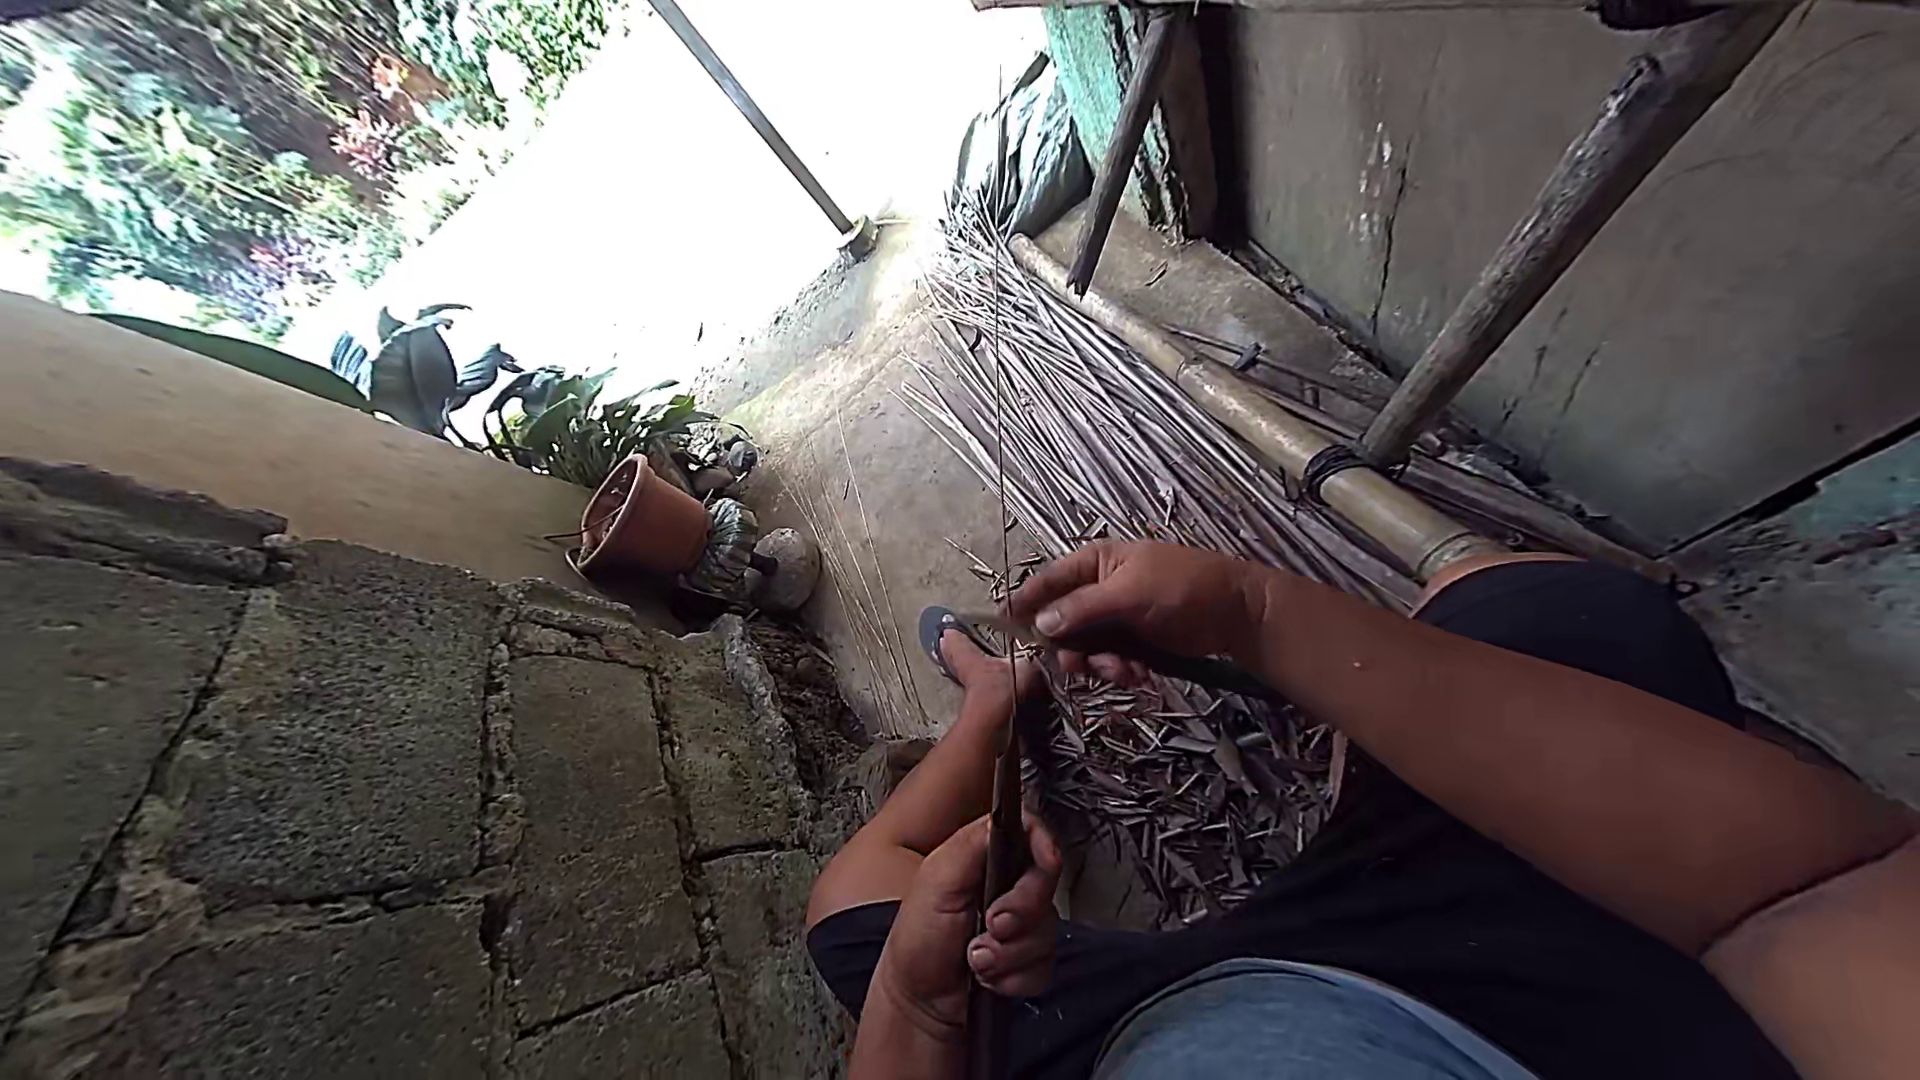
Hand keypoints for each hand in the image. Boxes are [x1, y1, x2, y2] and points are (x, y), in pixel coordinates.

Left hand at [865, 814, 1062, 1041]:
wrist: (919, 1002)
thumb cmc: (918, 938)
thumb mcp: (937, 880)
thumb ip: (970, 845)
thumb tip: (1002, 821)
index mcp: (986, 855)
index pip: (1028, 832)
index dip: (1044, 843)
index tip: (1047, 859)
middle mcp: (1006, 883)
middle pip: (1045, 880)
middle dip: (1021, 909)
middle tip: (992, 924)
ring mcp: (1019, 921)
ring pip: (1046, 927)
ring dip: (1010, 952)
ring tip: (976, 957)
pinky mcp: (1027, 957)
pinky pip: (1044, 964)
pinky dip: (1015, 976)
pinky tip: (989, 977)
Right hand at [1007, 541, 1275, 684]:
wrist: (1235, 613)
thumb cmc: (1181, 587)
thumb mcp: (1128, 592)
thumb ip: (1081, 608)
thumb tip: (1039, 623)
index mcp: (1094, 563)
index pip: (1048, 581)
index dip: (1024, 602)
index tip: (1001, 623)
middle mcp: (1098, 589)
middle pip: (1062, 622)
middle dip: (1070, 648)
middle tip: (1078, 666)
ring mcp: (1114, 617)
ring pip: (1084, 646)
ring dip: (1098, 664)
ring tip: (1124, 671)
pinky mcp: (1131, 641)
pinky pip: (1108, 659)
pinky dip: (1118, 670)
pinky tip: (1139, 674)